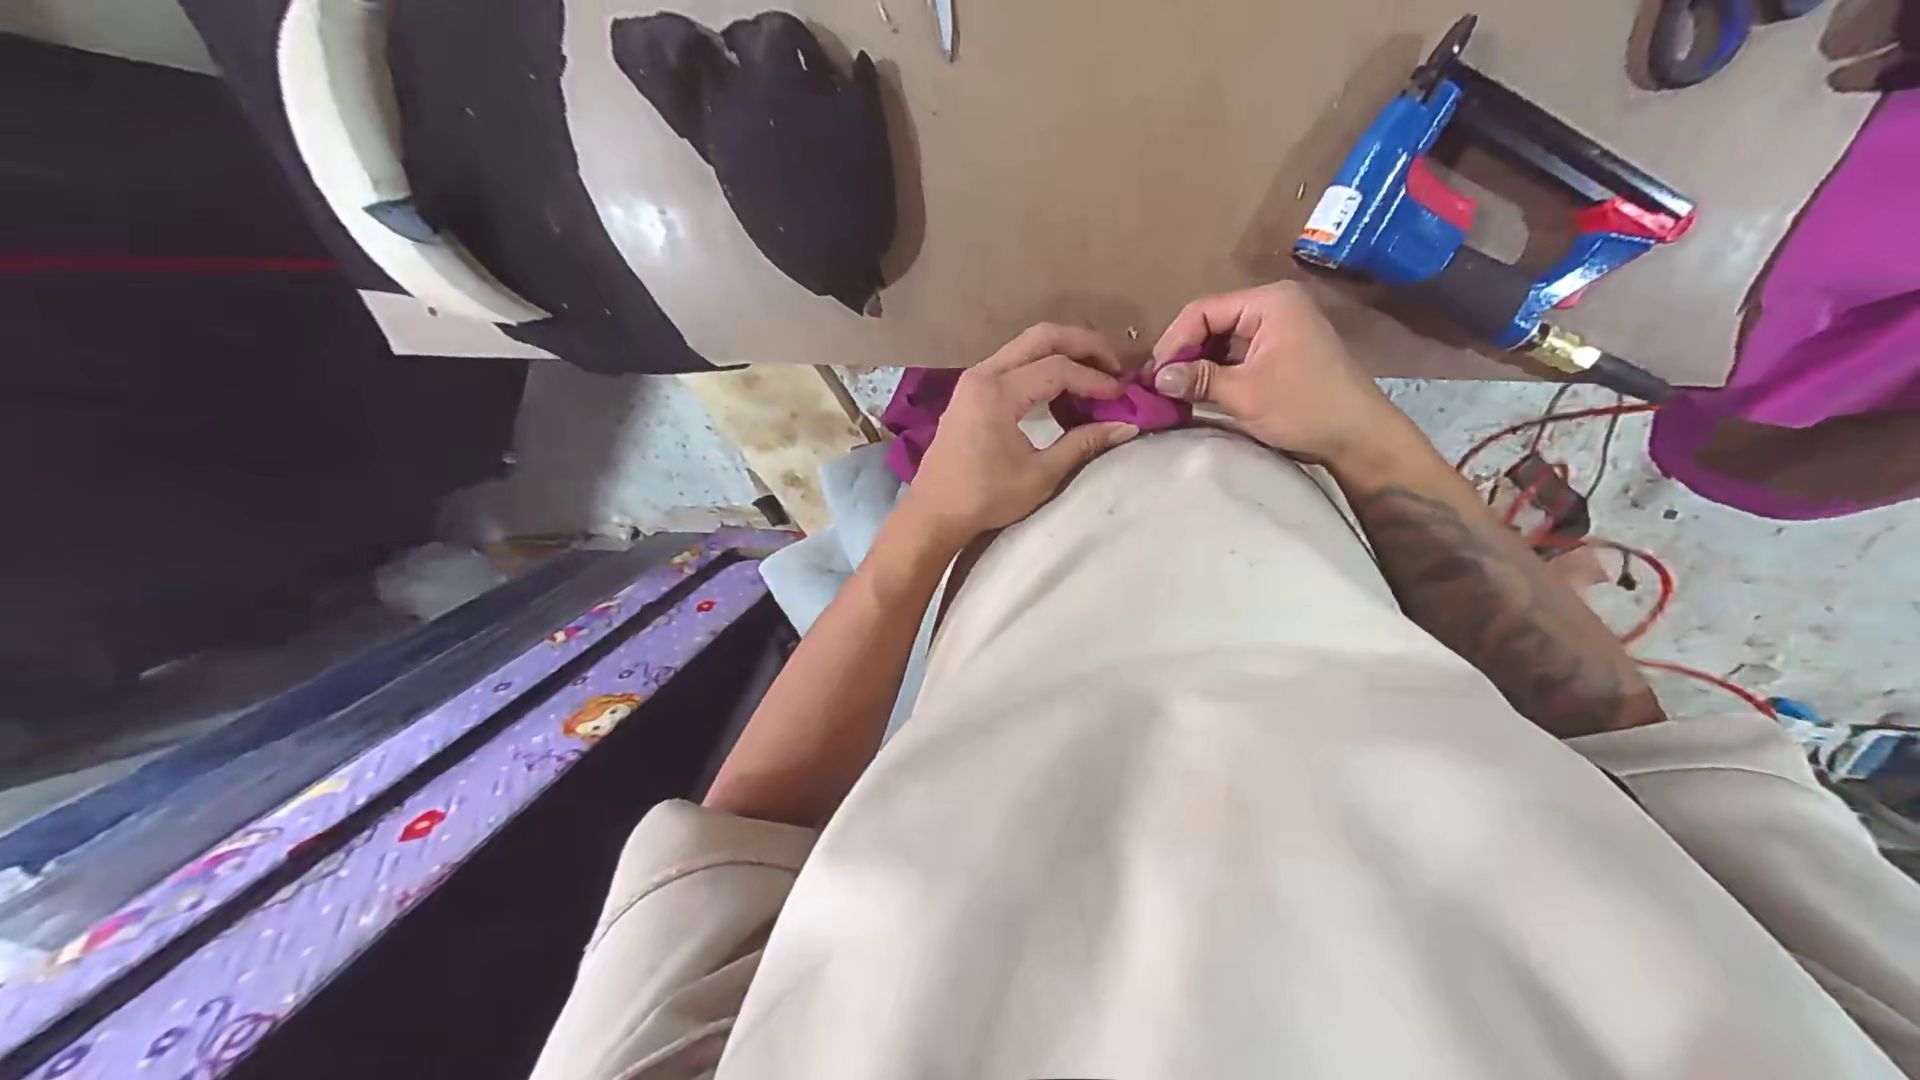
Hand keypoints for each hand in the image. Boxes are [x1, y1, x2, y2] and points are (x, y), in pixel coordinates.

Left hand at [902, 324, 1140, 543]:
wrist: (934, 511)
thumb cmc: (984, 497)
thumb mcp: (1040, 475)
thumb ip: (1082, 444)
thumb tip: (1127, 426)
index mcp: (996, 393)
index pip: (1058, 368)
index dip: (1095, 380)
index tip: (1122, 396)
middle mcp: (983, 374)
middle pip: (1042, 337)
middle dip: (1085, 345)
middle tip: (1116, 365)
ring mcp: (974, 378)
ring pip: (1027, 344)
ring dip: (1064, 351)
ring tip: (1097, 373)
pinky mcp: (971, 389)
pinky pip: (1014, 361)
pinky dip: (1043, 364)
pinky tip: (1065, 386)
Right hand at [1149, 282, 1411, 465]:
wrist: (1357, 436)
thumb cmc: (1303, 408)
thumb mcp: (1244, 394)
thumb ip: (1198, 380)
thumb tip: (1157, 378)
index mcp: (1269, 302)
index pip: (1203, 311)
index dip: (1173, 342)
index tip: (1154, 376)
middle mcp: (1273, 306)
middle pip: (1211, 322)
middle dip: (1183, 353)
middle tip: (1160, 385)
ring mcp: (1279, 328)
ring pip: (1221, 339)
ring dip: (1197, 364)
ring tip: (1174, 390)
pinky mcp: (1280, 350)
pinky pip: (1236, 353)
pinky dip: (1215, 370)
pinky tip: (1199, 391)